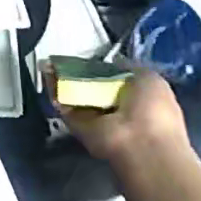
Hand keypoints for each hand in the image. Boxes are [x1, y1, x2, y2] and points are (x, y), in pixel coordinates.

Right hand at [52, 66, 191, 172]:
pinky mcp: (75, 124)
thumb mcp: (151, 79)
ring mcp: (94, 117)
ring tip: (50, 62)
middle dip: (76, 71)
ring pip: (72, 92)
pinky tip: (47, 73)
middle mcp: (114, 108)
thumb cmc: (153, 110)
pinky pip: (61, 102)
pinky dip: (53, 88)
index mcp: (137, 99)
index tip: (88, 57)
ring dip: (60, 77)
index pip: (113, 79)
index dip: (101, 67)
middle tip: (64, 58)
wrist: (139, 143)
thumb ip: (129, 67)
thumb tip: (112, 61)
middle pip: (90, 85)